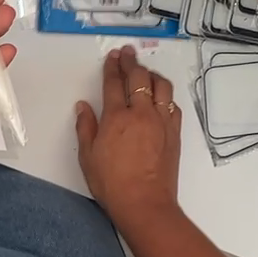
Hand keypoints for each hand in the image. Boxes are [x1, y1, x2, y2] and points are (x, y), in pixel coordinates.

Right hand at [75, 45, 181, 222]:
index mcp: (116, 117)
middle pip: (139, 78)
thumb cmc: (112, 183)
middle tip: (127, 54)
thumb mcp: (88, 156)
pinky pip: (173, 105)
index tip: (112, 57)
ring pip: (161, 86)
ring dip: (152, 74)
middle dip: (132, 62)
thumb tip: (83, 107)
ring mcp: (161, 121)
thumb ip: (85, 127)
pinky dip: (166, 96)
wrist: (144, 203)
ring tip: (146, 71)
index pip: (114, 83)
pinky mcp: (174, 133)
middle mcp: (141, 113)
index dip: (112, 67)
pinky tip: (161, 97)